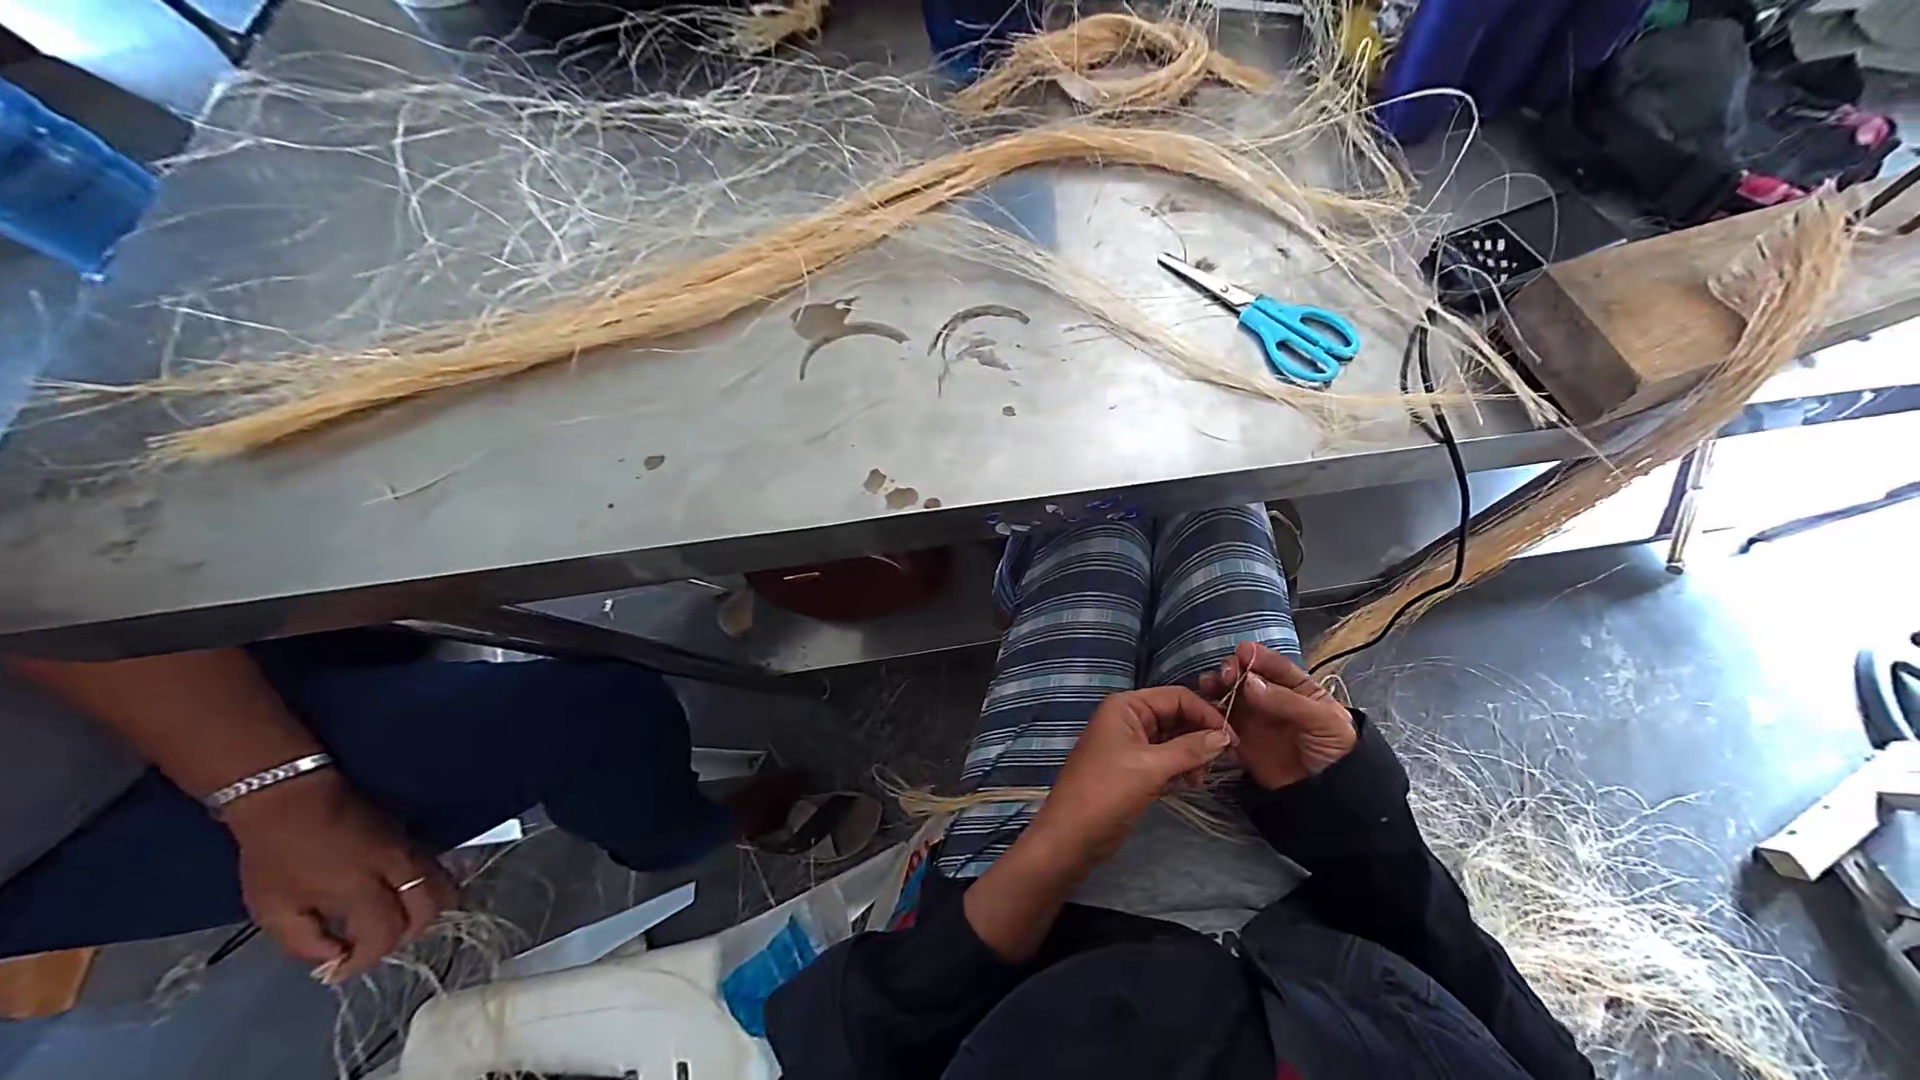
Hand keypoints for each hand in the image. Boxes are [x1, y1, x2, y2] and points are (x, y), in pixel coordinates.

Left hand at [223, 772, 456, 982]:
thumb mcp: (272, 910)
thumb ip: (304, 942)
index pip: (386, 934)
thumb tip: (335, 958)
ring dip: (423, 912)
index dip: (365, 960)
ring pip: (444, 887)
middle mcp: (397, 868)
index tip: (341, 969)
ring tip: (392, 922)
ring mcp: (411, 849)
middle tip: (372, 944)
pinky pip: (436, 871)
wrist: (296, 802)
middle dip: (405, 936)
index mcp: (360, 888)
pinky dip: (424, 891)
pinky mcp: (414, 838)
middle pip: (429, 910)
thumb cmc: (277, 858)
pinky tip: (398, 898)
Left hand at [1030, 686, 1234, 864]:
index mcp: (1126, 706)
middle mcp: (1127, 719)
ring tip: (1198, 779)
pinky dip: (1179, 769)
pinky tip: (1187, 784)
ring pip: (1173, 740)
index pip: (1176, 697)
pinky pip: (1165, 759)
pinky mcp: (1133, 768)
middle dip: (1199, 736)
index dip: (1206, 713)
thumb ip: (1190, 749)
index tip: (1233, 740)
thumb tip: (1225, 737)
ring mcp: (1129, 744)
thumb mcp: (1151, 766)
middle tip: (1220, 762)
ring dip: (1191, 756)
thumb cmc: (1107, 791)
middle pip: (1176, 716)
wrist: (1072, 834)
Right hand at [1199, 642, 1355, 789]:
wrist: (1327, 796)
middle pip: (1246, 676)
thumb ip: (1287, 701)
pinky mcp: (1239, 738)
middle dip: (1233, 670)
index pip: (1275, 666)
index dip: (1257, 656)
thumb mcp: (1323, 722)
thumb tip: (1250, 682)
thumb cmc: (1335, 752)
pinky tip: (1205, 710)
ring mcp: (1253, 717)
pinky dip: (1209, 712)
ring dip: (1216, 686)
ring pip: (1228, 693)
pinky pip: (1219, 720)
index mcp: (1297, 688)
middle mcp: (1271, 698)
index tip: (1241, 651)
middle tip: (1225, 675)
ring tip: (1209, 686)